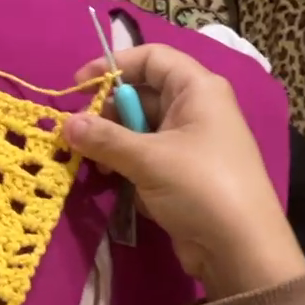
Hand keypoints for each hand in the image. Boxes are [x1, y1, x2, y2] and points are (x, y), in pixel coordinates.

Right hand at [64, 44, 304, 297]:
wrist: (238, 246)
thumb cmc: (200, 187)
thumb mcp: (148, 159)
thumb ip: (104, 139)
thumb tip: (66, 123)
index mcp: (196, 89)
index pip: (151, 58)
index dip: (113, 65)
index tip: (77, 85)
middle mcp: (194, 109)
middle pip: (140, 95)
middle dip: (106, 113)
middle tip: (76, 136)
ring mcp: (187, 144)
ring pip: (138, 130)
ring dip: (110, 144)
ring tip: (89, 165)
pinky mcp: (179, 175)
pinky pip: (143, 158)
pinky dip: (122, 165)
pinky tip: (105, 181)